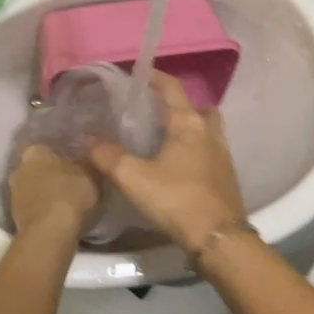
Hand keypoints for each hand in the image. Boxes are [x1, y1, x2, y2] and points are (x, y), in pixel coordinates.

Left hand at [9, 144, 100, 236]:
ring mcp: (13, 193)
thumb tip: (85, 160)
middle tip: (67, 183)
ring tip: (62, 203)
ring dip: (42, 194)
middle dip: (47, 174)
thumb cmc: (71, 195)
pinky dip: (39, 210)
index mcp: (35, 151)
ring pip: (30, 188)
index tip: (71, 163)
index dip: (57, 155)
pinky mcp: (13, 216)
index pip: (44, 147)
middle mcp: (18, 168)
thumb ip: (86, 164)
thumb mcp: (91, 175)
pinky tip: (54, 218)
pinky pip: (30, 207)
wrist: (50, 232)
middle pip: (34, 168)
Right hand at [88, 73, 247, 252]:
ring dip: (189, 128)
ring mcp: (222, 156)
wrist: (219, 240)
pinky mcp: (226, 178)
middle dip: (178, 105)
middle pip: (197, 107)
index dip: (154, 76)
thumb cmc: (177, 200)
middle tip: (154, 111)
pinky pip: (210, 152)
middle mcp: (209, 134)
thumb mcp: (133, 177)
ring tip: (164, 139)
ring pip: (207, 130)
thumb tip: (86, 139)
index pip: (172, 88)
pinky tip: (177, 166)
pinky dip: (195, 150)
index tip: (136, 74)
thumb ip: (108, 156)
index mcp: (188, 124)